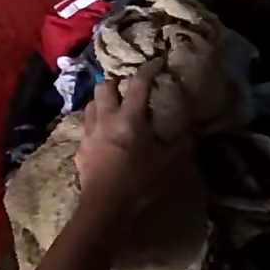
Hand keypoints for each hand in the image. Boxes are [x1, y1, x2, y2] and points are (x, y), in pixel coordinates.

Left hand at [76, 60, 185, 220]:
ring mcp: (89, 134)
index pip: (138, 83)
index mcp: (129, 118)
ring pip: (91, 104)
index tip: (157, 61)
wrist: (104, 208)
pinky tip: (103, 135)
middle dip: (116, 82)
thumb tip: (190, 134)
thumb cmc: (138, 181)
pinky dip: (95, 124)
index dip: (149, 69)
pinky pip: (85, 128)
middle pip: (105, 87)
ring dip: (102, 101)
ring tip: (113, 108)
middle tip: (128, 88)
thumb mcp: (168, 164)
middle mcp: (106, 119)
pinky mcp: (80, 150)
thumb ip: (180, 145)